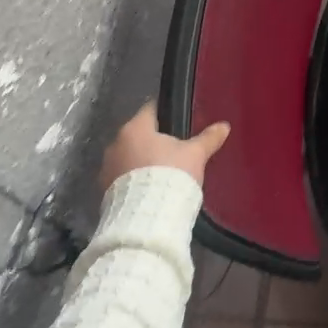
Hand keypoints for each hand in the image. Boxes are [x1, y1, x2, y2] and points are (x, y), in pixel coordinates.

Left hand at [99, 102, 230, 190]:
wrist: (147, 218)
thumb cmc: (171, 174)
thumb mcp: (195, 154)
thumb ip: (208, 138)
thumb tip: (224, 126)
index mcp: (135, 128)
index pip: (151, 109)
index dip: (166, 112)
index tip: (179, 119)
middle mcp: (115, 144)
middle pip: (138, 134)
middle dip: (154, 140)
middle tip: (175, 149)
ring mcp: (106, 168)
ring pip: (128, 156)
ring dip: (141, 160)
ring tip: (163, 171)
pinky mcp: (103, 190)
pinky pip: (122, 177)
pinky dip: (134, 178)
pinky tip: (150, 188)